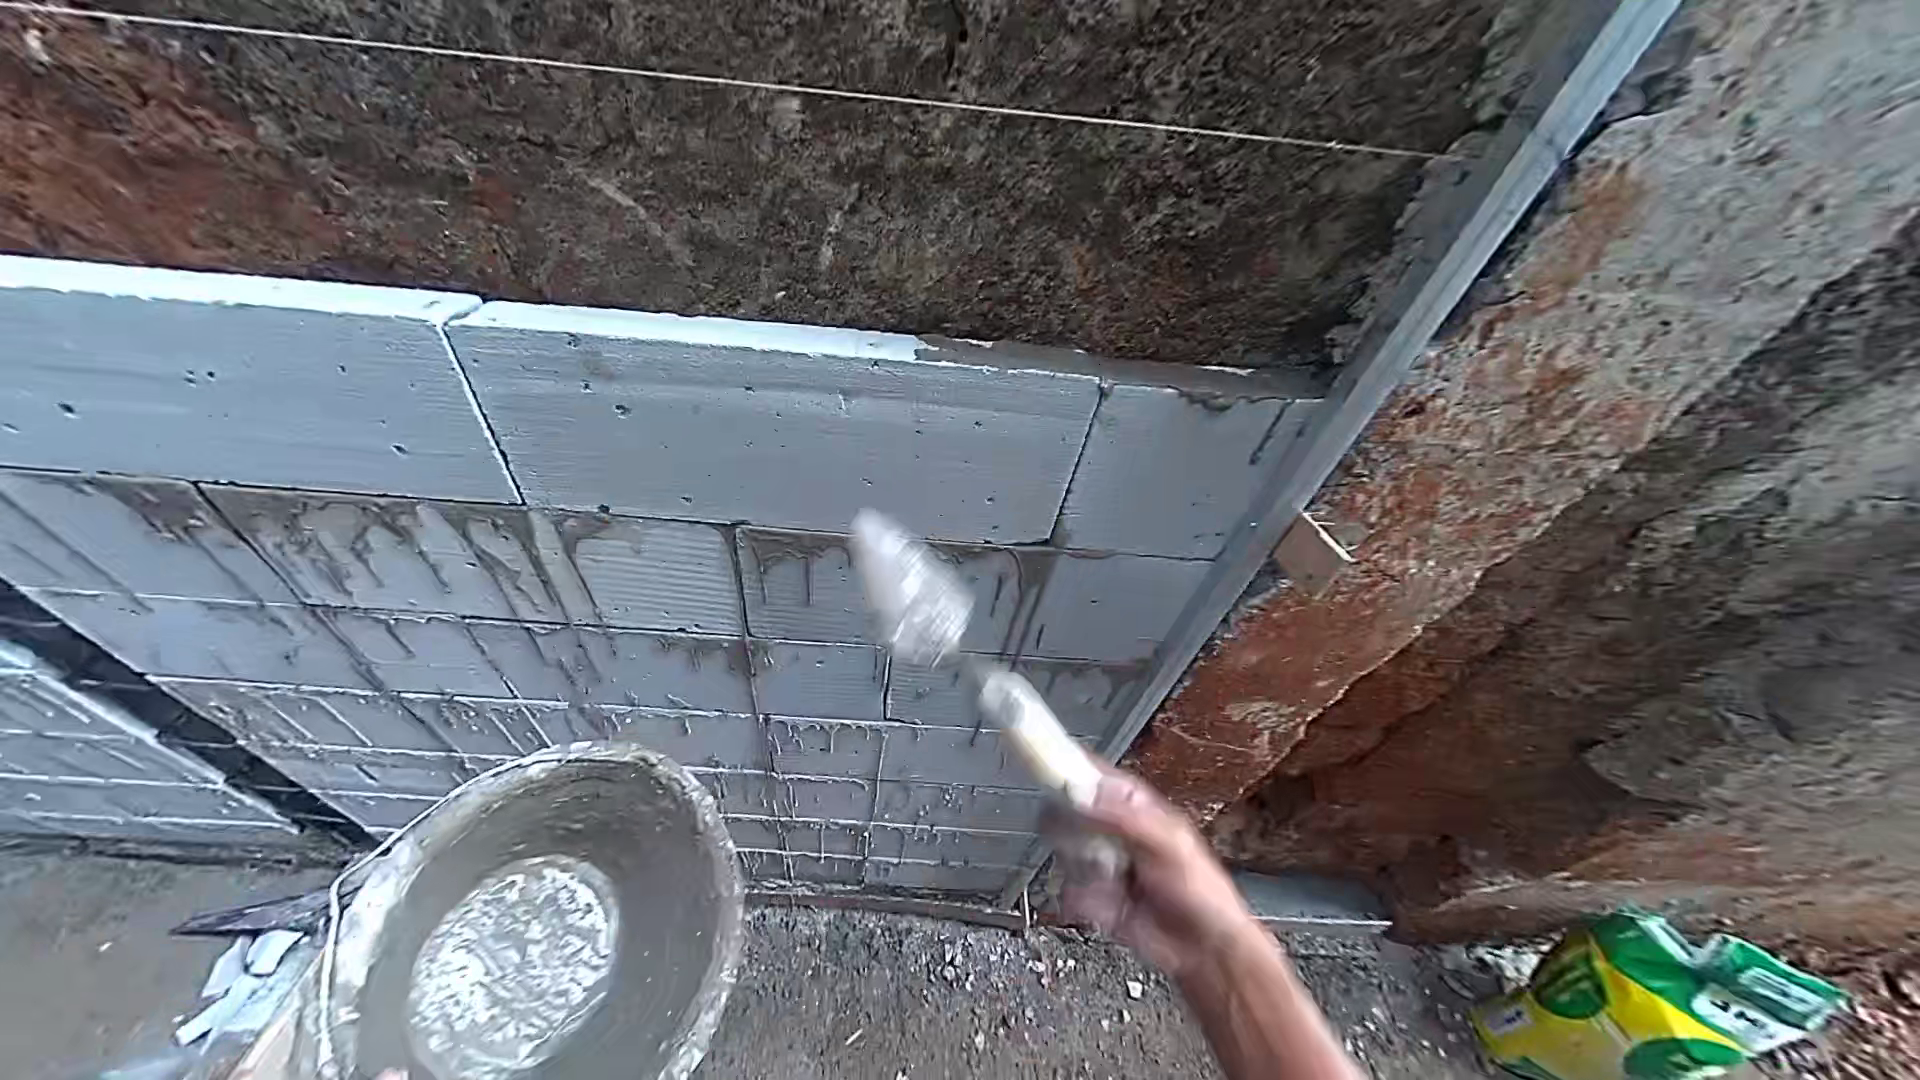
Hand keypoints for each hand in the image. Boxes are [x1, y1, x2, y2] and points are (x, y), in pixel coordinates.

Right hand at [1054, 766, 1263, 978]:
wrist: (1203, 952)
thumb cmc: (1201, 892)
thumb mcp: (1170, 845)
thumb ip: (1126, 817)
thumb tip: (1084, 794)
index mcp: (1131, 802)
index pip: (1090, 771)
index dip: (1065, 764)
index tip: (1046, 768)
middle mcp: (1109, 825)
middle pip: (1065, 807)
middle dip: (1070, 827)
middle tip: (1088, 845)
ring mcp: (1097, 857)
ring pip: (1061, 848)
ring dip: (1080, 867)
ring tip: (1110, 881)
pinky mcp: (1089, 890)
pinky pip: (1066, 885)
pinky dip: (1082, 897)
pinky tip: (1109, 905)